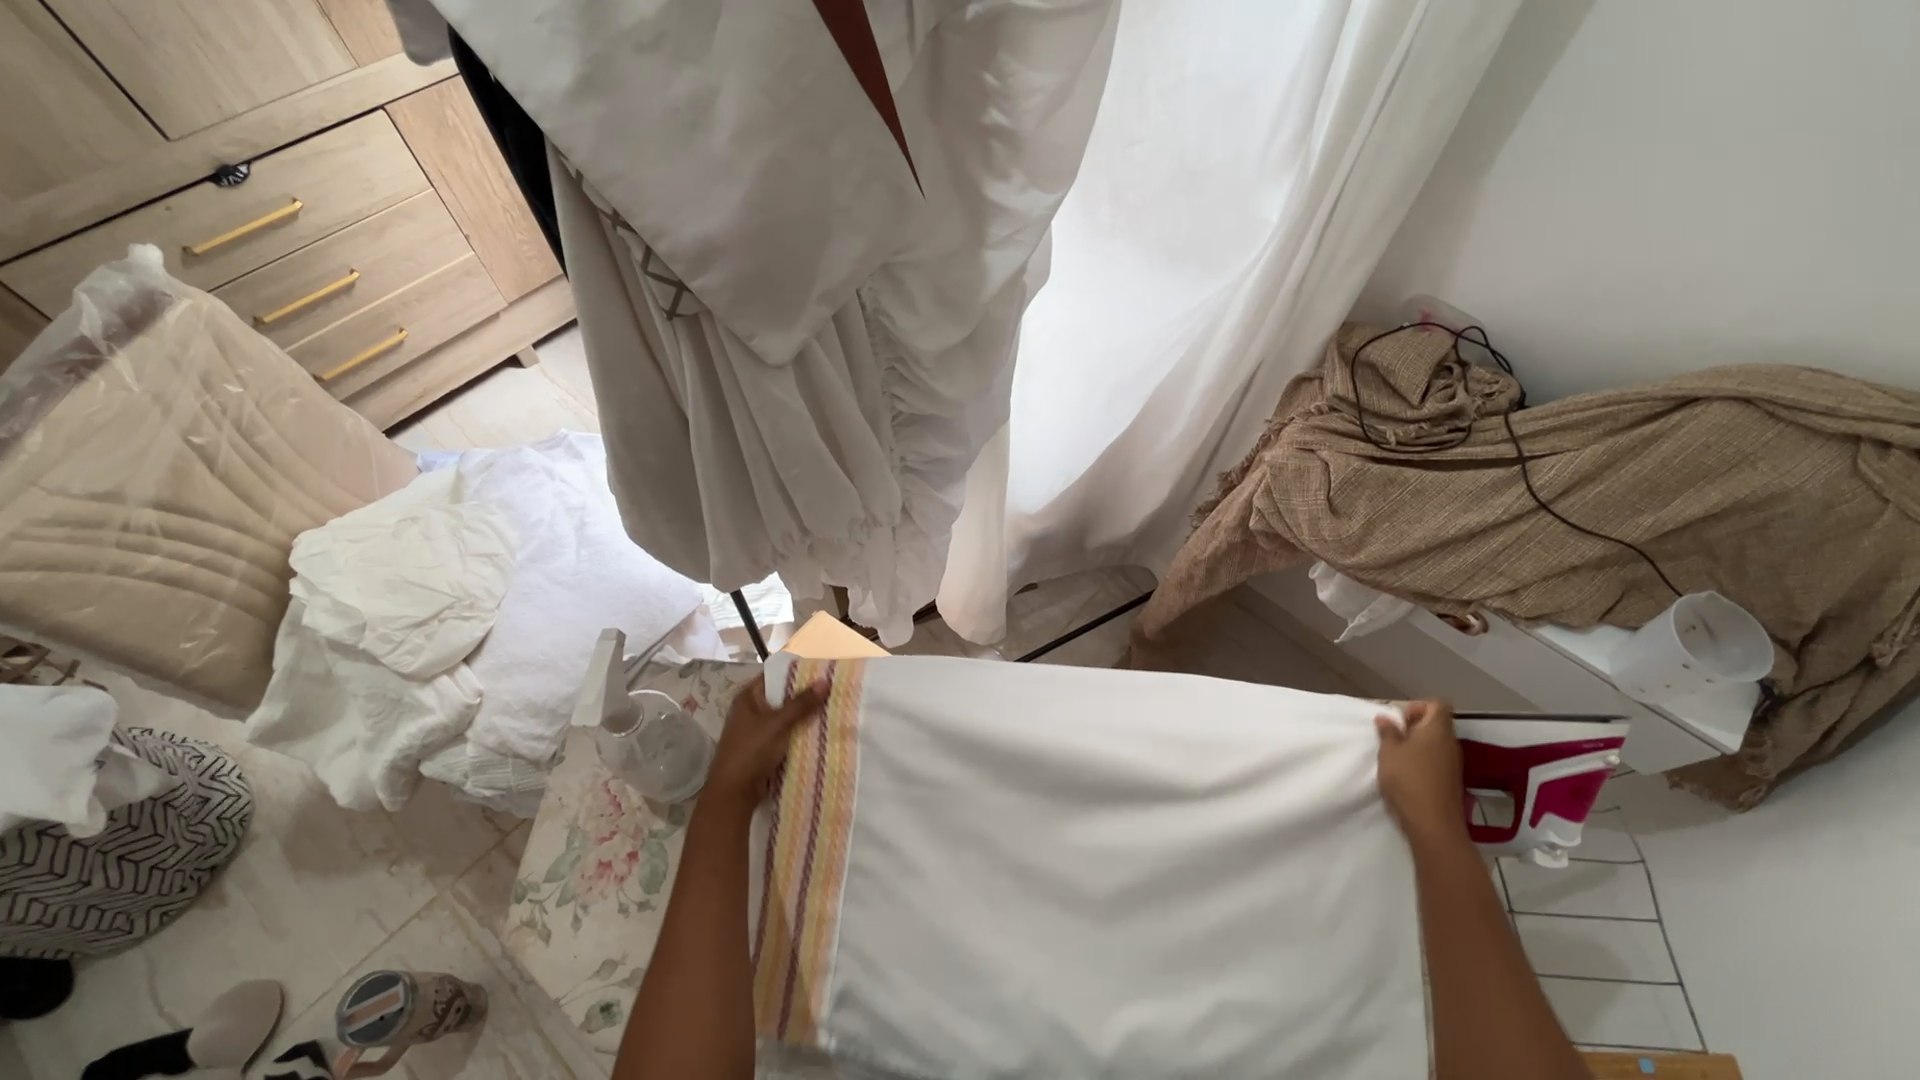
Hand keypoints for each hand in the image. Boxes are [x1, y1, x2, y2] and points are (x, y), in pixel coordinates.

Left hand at [706, 677, 828, 809]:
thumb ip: (801, 703)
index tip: (823, 671)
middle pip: (783, 697)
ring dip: (805, 716)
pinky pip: (787, 734)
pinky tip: (822, 730)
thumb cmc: (751, 750)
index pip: (775, 676)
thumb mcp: (778, 724)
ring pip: (787, 717)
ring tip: (833, 707)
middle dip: (806, 696)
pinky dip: (801, 732)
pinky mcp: (766, 747)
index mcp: (748, 698)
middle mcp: (752, 710)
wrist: (735, 792)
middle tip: (834, 690)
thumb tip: (825, 681)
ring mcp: (758, 730)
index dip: (797, 672)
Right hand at [1375, 700, 1468, 845]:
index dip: (1418, 707)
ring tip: (1395, 757)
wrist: (1432, 822)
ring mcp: (1453, 763)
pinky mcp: (1450, 780)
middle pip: (1436, 724)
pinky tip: (1406, 774)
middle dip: (1414, 727)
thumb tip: (1386, 717)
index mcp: (1437, 730)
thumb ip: (1388, 732)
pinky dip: (1422, 761)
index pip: (1437, 705)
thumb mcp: (1389, 752)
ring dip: (1417, 745)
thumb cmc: (1407, 779)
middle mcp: (1450, 743)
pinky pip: (1437, 760)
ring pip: (1436, 743)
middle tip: (1392, 739)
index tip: (1399, 721)